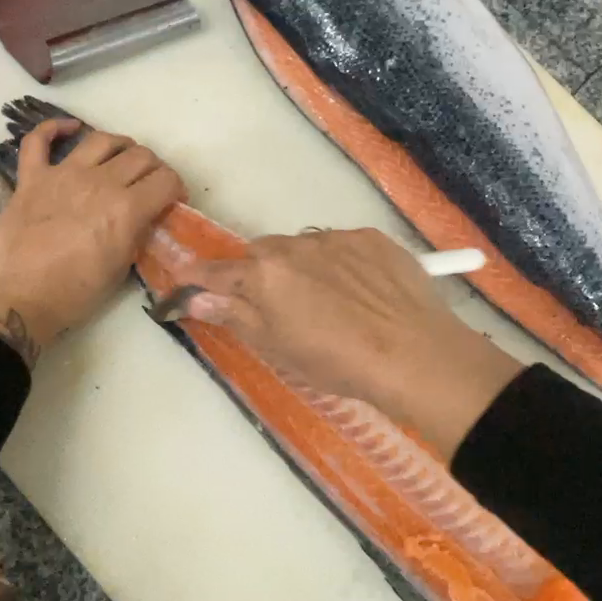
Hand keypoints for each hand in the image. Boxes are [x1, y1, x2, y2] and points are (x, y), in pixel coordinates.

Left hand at [0, 119, 184, 364]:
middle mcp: (98, 182)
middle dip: (153, 168)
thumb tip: (144, 218)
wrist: (18, 300)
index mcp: (126, 209)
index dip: (176, 188)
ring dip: (119, 145)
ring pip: (100, 139)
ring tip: (121, 156)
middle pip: (139, 156)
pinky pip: (38, 141)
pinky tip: (68, 129)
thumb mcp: (120, 269)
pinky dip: (54, 129)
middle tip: (149, 185)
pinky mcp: (31, 178)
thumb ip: (136, 234)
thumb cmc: (74, 294)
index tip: (173, 201)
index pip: (166, 180)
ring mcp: (62, 175)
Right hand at [181, 229, 522, 457]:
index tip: (186, 282)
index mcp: (264, 275)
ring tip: (324, 301)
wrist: (415, 354)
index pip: (217, 272)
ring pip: (300, 247)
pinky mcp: (370, 237)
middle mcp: (294, 246)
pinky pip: (339, 245)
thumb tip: (195, 299)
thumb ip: (234, 317)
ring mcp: (335, 238)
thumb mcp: (278, 348)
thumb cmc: (338, 362)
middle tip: (274, 307)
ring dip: (299, 266)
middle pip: (260, 254)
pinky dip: (337, 262)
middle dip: (257, 275)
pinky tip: (357, 291)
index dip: (198, 278)